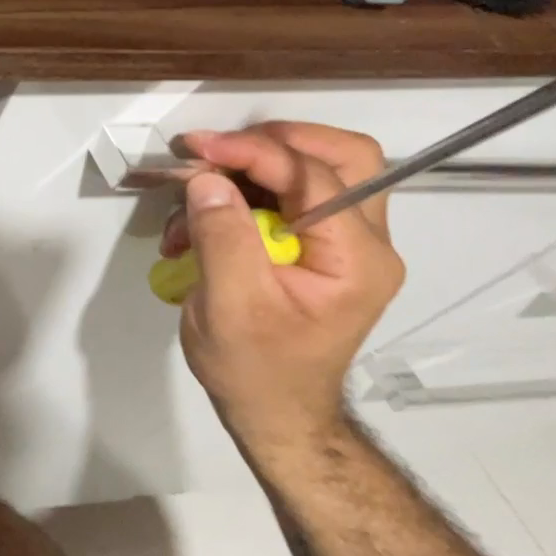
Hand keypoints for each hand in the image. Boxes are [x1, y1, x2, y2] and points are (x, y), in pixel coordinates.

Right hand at [160, 123, 405, 447]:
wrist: (273, 412)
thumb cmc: (254, 368)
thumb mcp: (230, 306)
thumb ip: (222, 238)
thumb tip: (205, 180)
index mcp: (356, 258)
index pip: (314, 175)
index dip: (253, 151)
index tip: (196, 148)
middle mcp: (364, 242)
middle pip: (340, 157)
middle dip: (272, 143)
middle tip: (214, 152)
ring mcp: (344, 244)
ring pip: (313, 171)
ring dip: (246, 173)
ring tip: (190, 205)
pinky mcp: (316, 247)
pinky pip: (286, 199)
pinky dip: (240, 197)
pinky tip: (196, 229)